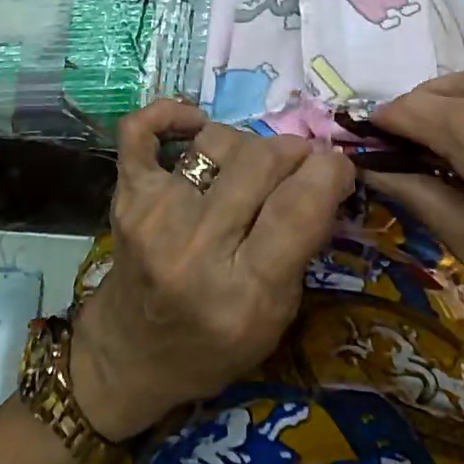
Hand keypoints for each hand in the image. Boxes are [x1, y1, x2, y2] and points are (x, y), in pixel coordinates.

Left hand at [69, 99, 357, 440]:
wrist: (135, 349)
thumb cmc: (215, 342)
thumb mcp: (277, 314)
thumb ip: (300, 245)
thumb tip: (324, 172)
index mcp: (245, 292)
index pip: (297, 207)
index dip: (328, 172)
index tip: (337, 166)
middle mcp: (196, 247)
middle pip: (259, 162)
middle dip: (293, 152)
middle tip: (299, 162)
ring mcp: (154, 216)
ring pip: (214, 141)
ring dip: (245, 143)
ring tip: (250, 164)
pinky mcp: (125, 196)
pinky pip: (139, 130)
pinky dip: (168, 114)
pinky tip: (195, 123)